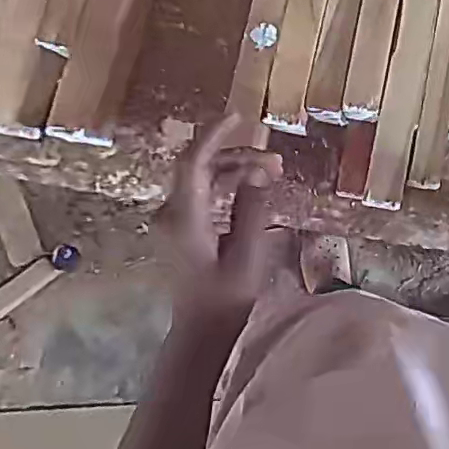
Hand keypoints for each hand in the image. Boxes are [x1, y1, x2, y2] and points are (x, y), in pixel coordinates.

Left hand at [159, 115, 283, 327]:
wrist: (202, 331)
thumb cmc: (227, 299)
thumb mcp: (247, 254)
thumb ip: (252, 210)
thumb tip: (258, 173)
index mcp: (184, 218)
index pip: (194, 162)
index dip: (215, 135)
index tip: (240, 117)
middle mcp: (172, 214)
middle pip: (203, 168)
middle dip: (240, 157)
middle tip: (277, 162)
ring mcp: (174, 221)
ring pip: (205, 180)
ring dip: (237, 172)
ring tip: (274, 173)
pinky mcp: (182, 229)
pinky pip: (205, 196)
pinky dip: (229, 188)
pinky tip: (254, 190)